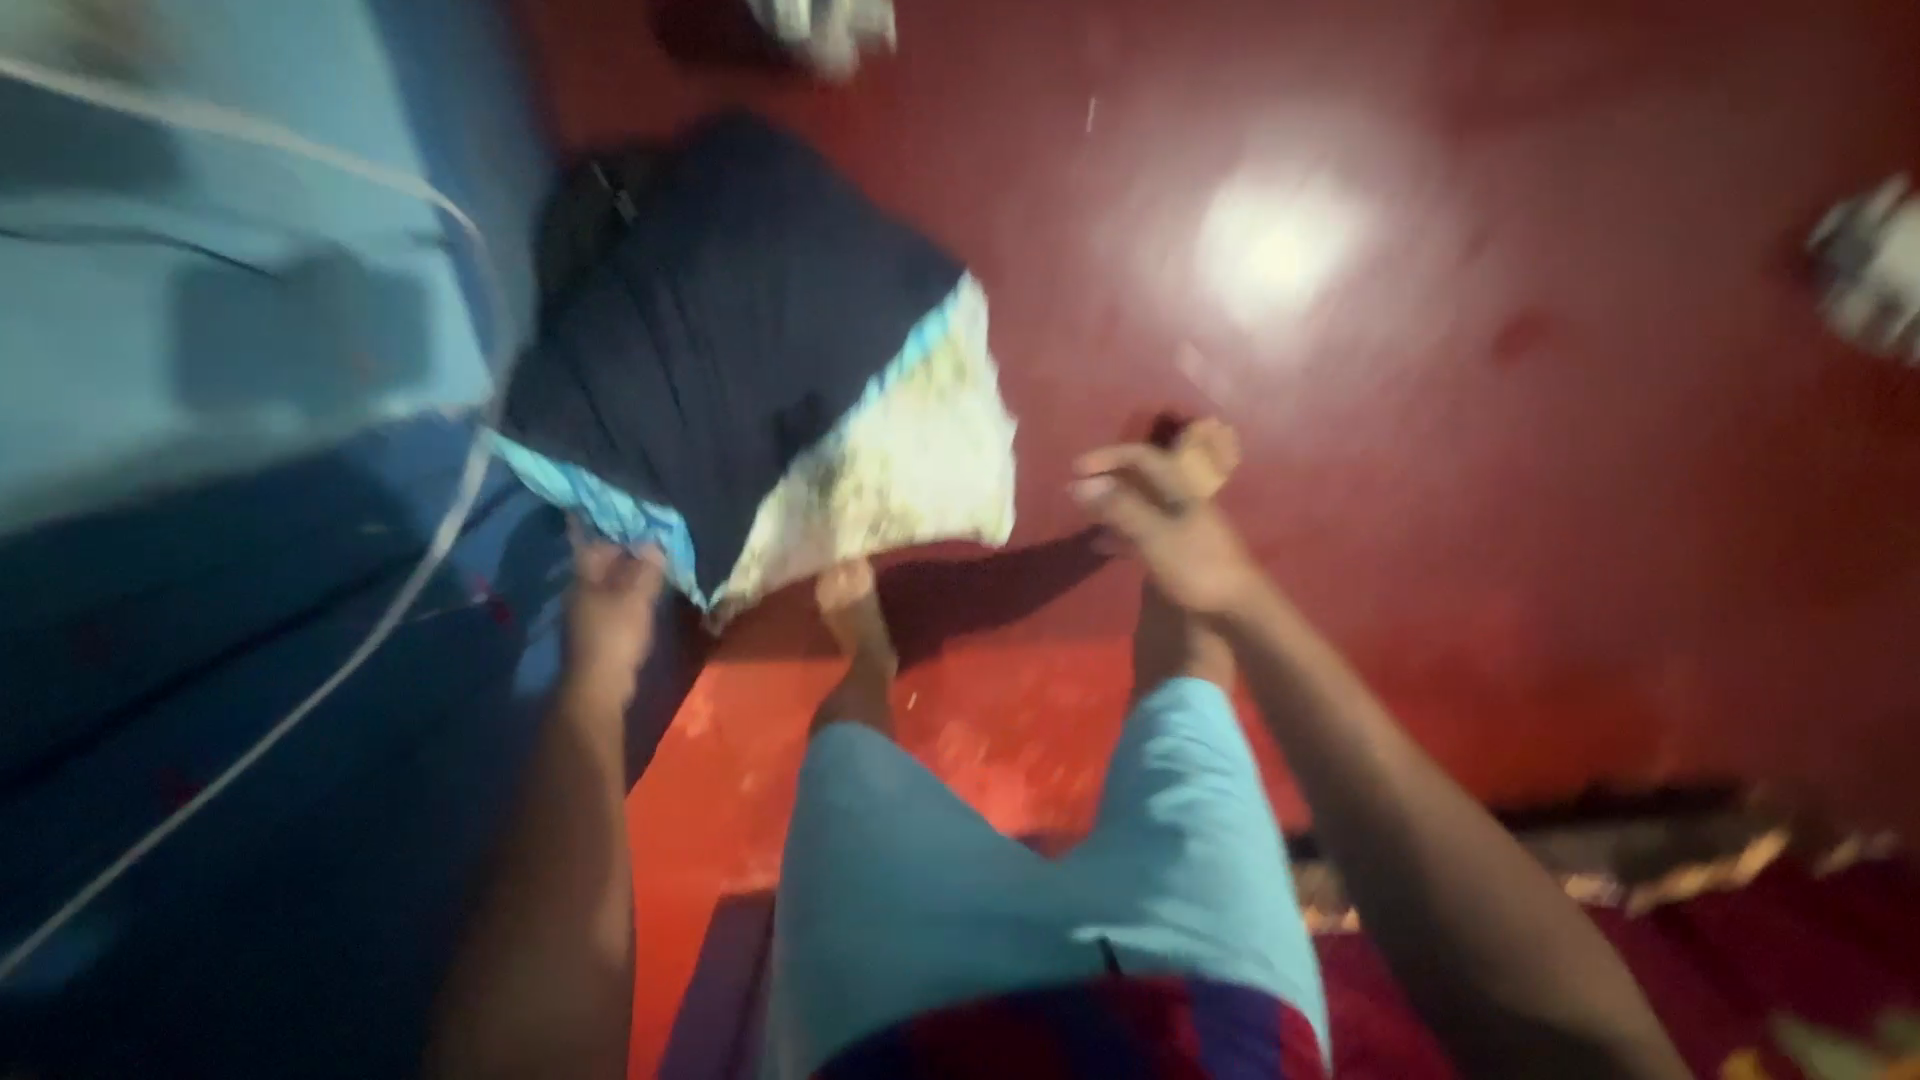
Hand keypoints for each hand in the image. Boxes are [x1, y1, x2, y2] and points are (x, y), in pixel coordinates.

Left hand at [563, 521, 666, 698]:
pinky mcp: (603, 626)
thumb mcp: (636, 598)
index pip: (590, 540)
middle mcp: (583, 589)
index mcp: (585, 577)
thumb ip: (646, 569)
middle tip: (652, 527)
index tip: (620, 505)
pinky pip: (619, 596)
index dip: (603, 522)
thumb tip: (654, 543)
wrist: (600, 684)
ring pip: (612, 578)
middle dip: (624, 544)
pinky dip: (634, 587)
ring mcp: (591, 609)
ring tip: (658, 552)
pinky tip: (652, 586)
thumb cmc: (615, 636)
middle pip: (602, 559)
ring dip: (632, 567)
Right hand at [1071, 443, 1267, 618]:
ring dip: (1111, 509)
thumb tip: (1079, 484)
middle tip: (1076, 494)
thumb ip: (1118, 508)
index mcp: (1178, 490)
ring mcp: (1181, 527)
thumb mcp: (1153, 535)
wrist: (1237, 608)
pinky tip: (1103, 548)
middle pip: (1140, 481)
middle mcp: (1180, 501)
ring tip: (1085, 519)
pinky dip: (1121, 535)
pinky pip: (1143, 533)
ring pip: (1140, 508)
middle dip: (1106, 483)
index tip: (1076, 469)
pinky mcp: (1179, 551)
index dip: (1107, 457)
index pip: (1141, 457)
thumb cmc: (1196, 566)